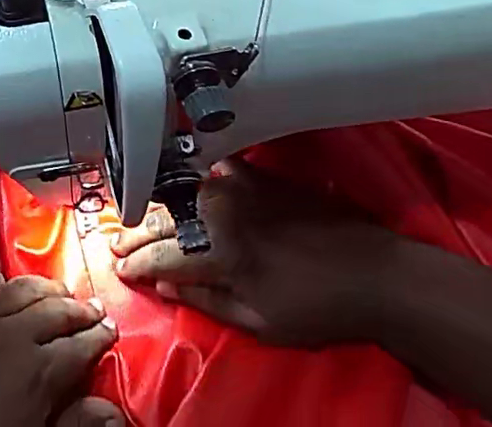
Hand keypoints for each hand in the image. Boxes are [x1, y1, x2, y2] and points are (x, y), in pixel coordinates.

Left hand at [0, 268, 123, 426]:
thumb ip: (74, 424)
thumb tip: (110, 411)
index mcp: (36, 371)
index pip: (78, 345)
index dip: (98, 337)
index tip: (111, 330)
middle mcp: (9, 335)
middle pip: (53, 311)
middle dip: (78, 311)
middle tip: (94, 310)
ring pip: (20, 290)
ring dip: (44, 288)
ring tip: (60, 292)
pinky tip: (4, 283)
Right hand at [111, 161, 409, 347]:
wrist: (374, 272)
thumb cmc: (319, 306)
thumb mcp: (262, 322)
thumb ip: (207, 300)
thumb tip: (164, 288)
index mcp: (217, 250)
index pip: (162, 257)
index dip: (137, 265)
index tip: (120, 269)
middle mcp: (218, 211)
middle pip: (164, 221)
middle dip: (136, 235)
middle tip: (117, 244)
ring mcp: (235, 188)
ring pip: (180, 194)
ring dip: (157, 208)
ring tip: (137, 217)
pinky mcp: (254, 175)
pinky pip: (211, 170)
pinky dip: (192, 177)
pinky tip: (183, 181)